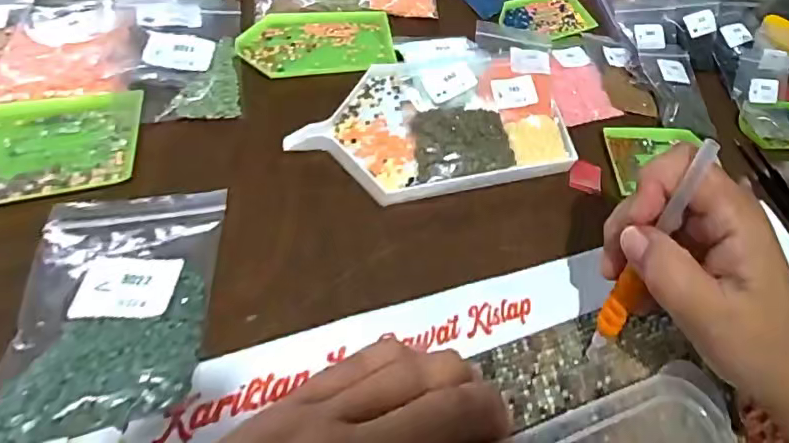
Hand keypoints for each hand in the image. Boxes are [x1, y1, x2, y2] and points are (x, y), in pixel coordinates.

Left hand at [228, 337, 509, 442]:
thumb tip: (466, 442)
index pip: (449, 412)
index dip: (491, 417)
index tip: (504, 433)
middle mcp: (333, 419)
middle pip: (431, 371)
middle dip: (472, 391)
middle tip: (484, 423)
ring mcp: (304, 402)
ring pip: (398, 354)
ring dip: (436, 371)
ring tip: (451, 397)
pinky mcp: (283, 398)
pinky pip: (354, 359)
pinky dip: (394, 363)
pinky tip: (403, 383)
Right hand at [601, 144, 788, 402]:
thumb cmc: (762, 347)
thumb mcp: (709, 315)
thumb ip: (666, 270)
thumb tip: (628, 233)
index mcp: (733, 211)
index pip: (683, 164)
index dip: (649, 187)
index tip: (630, 232)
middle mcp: (723, 209)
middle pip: (664, 185)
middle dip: (632, 218)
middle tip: (611, 263)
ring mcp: (714, 229)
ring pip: (660, 212)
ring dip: (633, 241)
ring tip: (618, 281)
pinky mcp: (707, 250)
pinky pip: (667, 238)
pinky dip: (646, 260)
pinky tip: (637, 293)